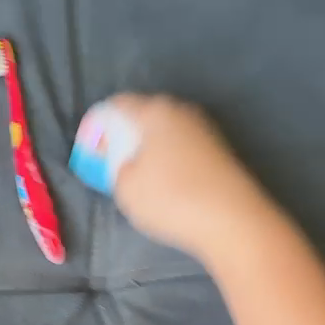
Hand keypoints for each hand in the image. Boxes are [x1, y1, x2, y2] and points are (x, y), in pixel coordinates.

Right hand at [106, 93, 281, 262]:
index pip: (118, 105)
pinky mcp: (219, 151)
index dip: (100, 124)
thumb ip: (117, 168)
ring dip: (149, 149)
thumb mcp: (126, 188)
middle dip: (126, 136)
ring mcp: (205, 129)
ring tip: (139, 177)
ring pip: (166, 133)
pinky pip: (183, 148)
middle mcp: (182, 111)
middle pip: (145, 115)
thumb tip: (127, 163)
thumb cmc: (170, 198)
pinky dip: (169, 160)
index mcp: (155, 111)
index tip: (92, 148)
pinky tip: (166, 184)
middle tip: (113, 163)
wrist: (232, 219)